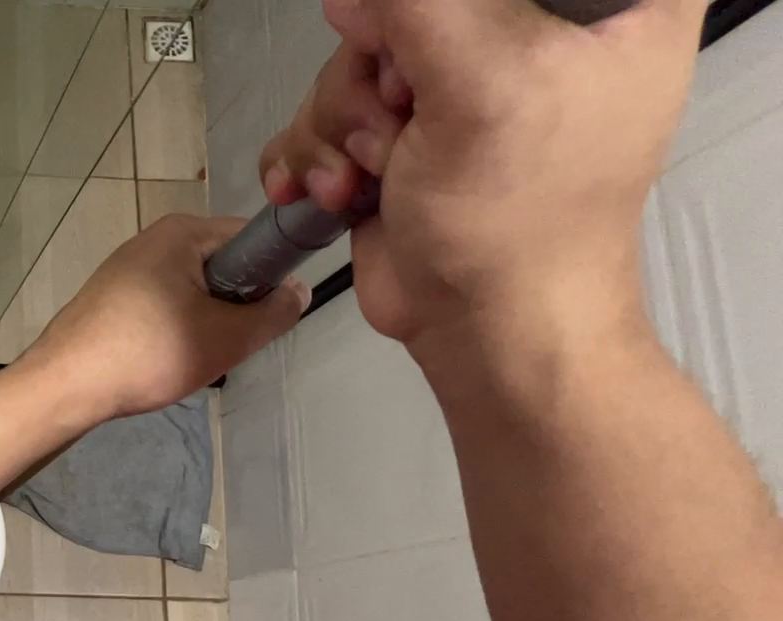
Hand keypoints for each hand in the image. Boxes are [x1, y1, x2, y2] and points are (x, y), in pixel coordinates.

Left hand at [24, 214, 308, 418]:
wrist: (62, 388)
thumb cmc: (147, 354)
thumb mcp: (228, 337)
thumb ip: (274, 313)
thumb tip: (296, 292)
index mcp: (181, 231)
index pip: (253, 238)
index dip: (271, 276)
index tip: (266, 315)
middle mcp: (149, 241)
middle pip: (219, 268)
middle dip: (230, 306)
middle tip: (223, 345)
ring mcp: (121, 272)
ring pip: (186, 294)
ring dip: (197, 325)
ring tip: (185, 358)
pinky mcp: (103, 302)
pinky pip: (155, 311)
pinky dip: (164, 334)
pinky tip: (156, 363)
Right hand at [259, 0, 707, 354]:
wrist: (478, 319)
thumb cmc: (514, 219)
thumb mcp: (487, 86)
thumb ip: (422, 11)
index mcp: (584, 2)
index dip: (420, 21)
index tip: (413, 67)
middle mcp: (511, 43)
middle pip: (392, 23)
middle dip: (366, 91)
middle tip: (393, 139)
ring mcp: (441, 100)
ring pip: (344, 79)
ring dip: (331, 139)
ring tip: (358, 184)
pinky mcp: (389, 148)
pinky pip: (319, 128)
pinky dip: (306, 163)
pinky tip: (321, 193)